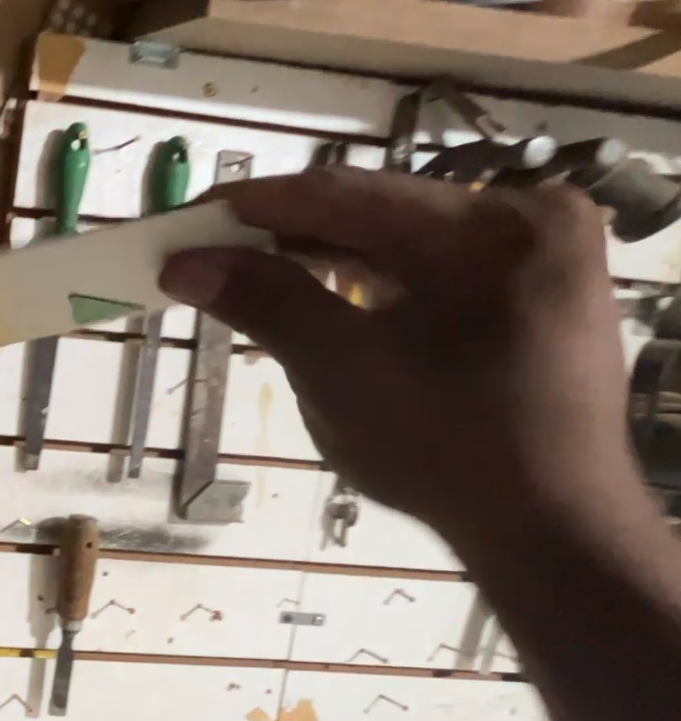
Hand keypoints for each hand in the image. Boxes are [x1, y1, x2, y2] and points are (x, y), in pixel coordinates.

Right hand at [159, 167, 640, 547]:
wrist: (546, 527)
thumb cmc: (445, 446)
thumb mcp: (339, 368)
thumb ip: (263, 302)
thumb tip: (180, 264)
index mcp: (489, 226)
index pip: (339, 194)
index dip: (245, 206)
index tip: (175, 223)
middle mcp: (517, 219)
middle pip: (362, 212)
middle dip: (270, 233)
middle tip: (193, 252)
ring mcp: (521, 255)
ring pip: (379, 239)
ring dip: (300, 256)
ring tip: (228, 271)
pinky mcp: (511, 291)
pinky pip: (405, 268)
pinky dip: (341, 279)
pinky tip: (294, 291)